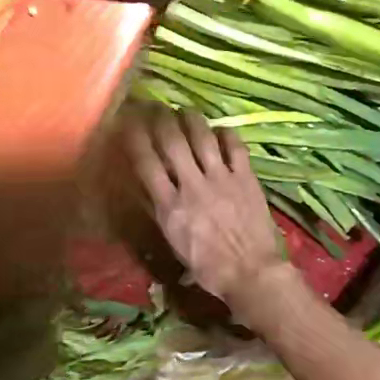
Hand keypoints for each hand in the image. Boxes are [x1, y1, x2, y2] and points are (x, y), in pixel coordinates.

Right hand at [126, 108, 289, 308]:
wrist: (251, 272)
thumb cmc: (210, 268)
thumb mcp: (176, 245)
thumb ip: (162, 214)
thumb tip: (148, 192)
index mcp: (170, 206)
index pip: (146, 162)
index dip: (134, 137)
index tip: (128, 121)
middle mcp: (192, 185)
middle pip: (172, 141)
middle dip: (160, 118)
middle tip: (155, 106)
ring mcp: (221, 178)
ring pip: (202, 137)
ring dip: (191, 119)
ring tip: (184, 110)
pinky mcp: (246, 178)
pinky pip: (235, 147)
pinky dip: (226, 134)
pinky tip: (220, 129)